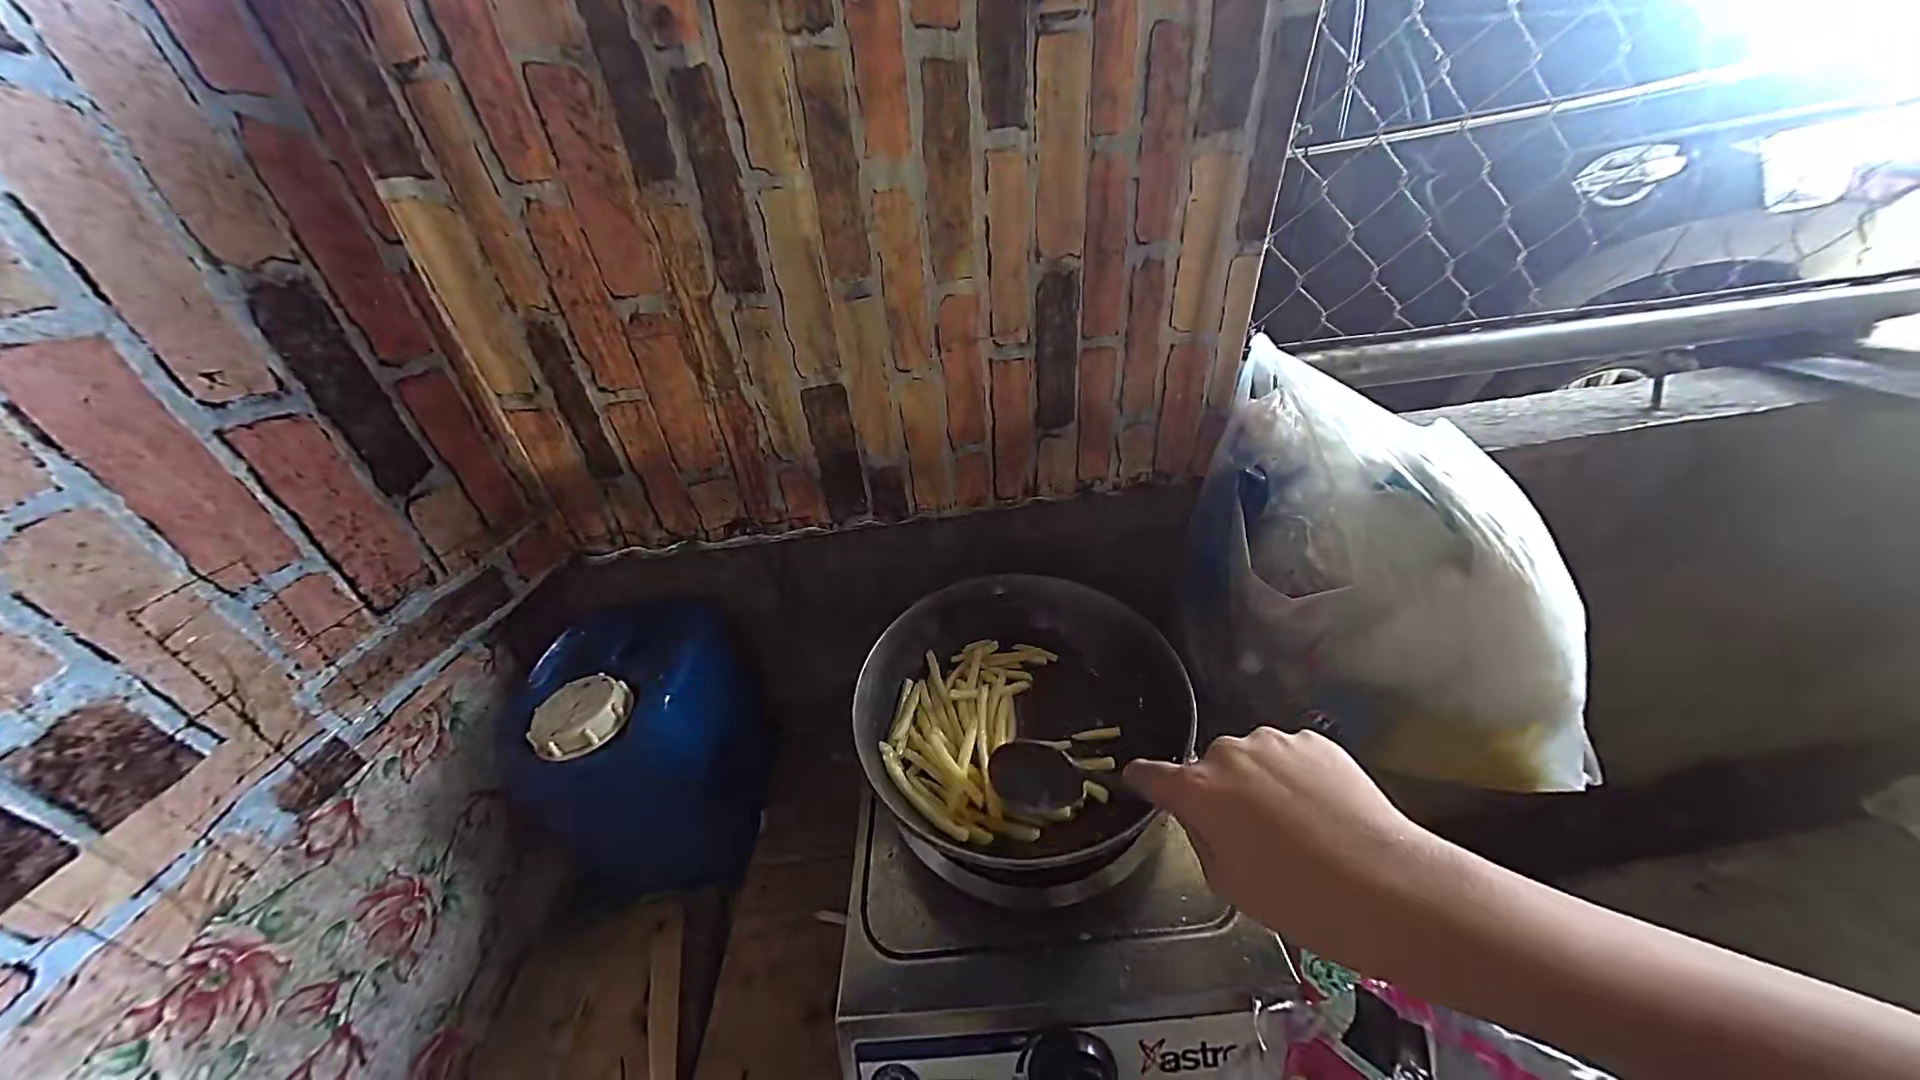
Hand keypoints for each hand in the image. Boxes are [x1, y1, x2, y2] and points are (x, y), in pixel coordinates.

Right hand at [1125, 728, 1443, 957]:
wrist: (1389, 888)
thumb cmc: (1300, 899)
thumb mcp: (1228, 882)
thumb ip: (1201, 836)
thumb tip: (1201, 816)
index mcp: (1197, 790)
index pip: (1150, 774)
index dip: (1142, 779)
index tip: (1140, 780)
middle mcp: (1227, 754)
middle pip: (1208, 766)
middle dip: (1219, 788)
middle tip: (1251, 829)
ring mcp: (1273, 742)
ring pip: (1251, 757)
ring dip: (1259, 779)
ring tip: (1297, 822)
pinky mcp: (1314, 741)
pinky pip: (1289, 754)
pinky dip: (1296, 774)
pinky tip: (1322, 809)